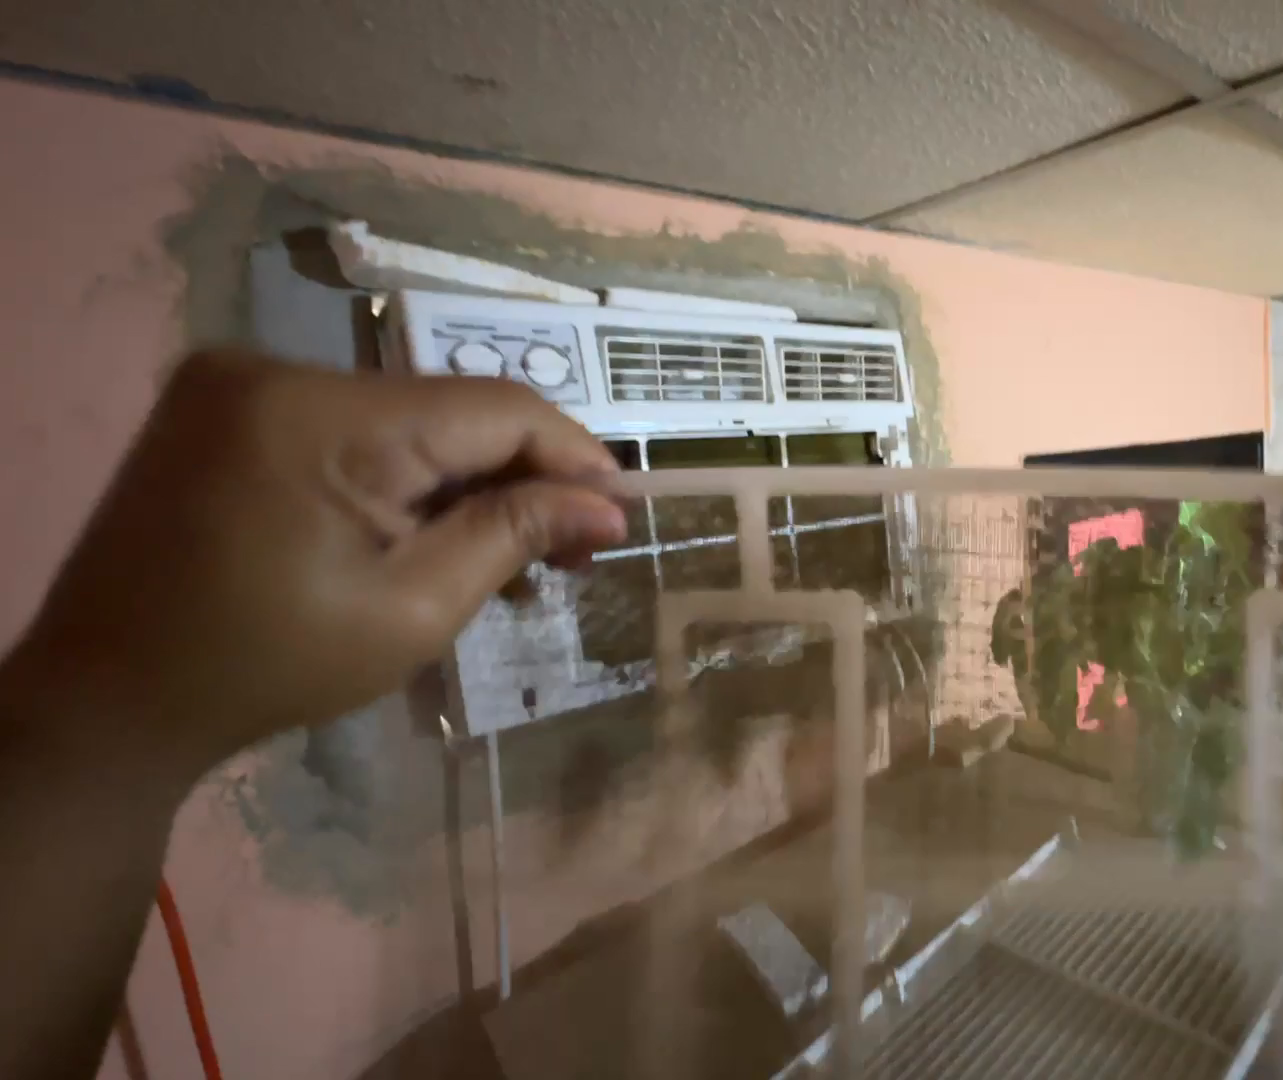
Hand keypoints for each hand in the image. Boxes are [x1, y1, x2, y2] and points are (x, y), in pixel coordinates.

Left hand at [0, 348, 627, 786]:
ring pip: (428, 421)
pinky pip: (378, 431)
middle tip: (577, 548)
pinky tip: (458, 532)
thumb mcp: (418, 607)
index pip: (497, 407)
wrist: (106, 702)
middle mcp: (284, 373)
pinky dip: (430, 479)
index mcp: (322, 419)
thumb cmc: (271, 665)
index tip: (620, 514)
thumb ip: (518, 534)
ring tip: (528, 553)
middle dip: (532, 476)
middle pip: (463, 410)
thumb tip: (610, 510)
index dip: (574, 456)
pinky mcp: (247, 410)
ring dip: (486, 482)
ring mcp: (256, 387)